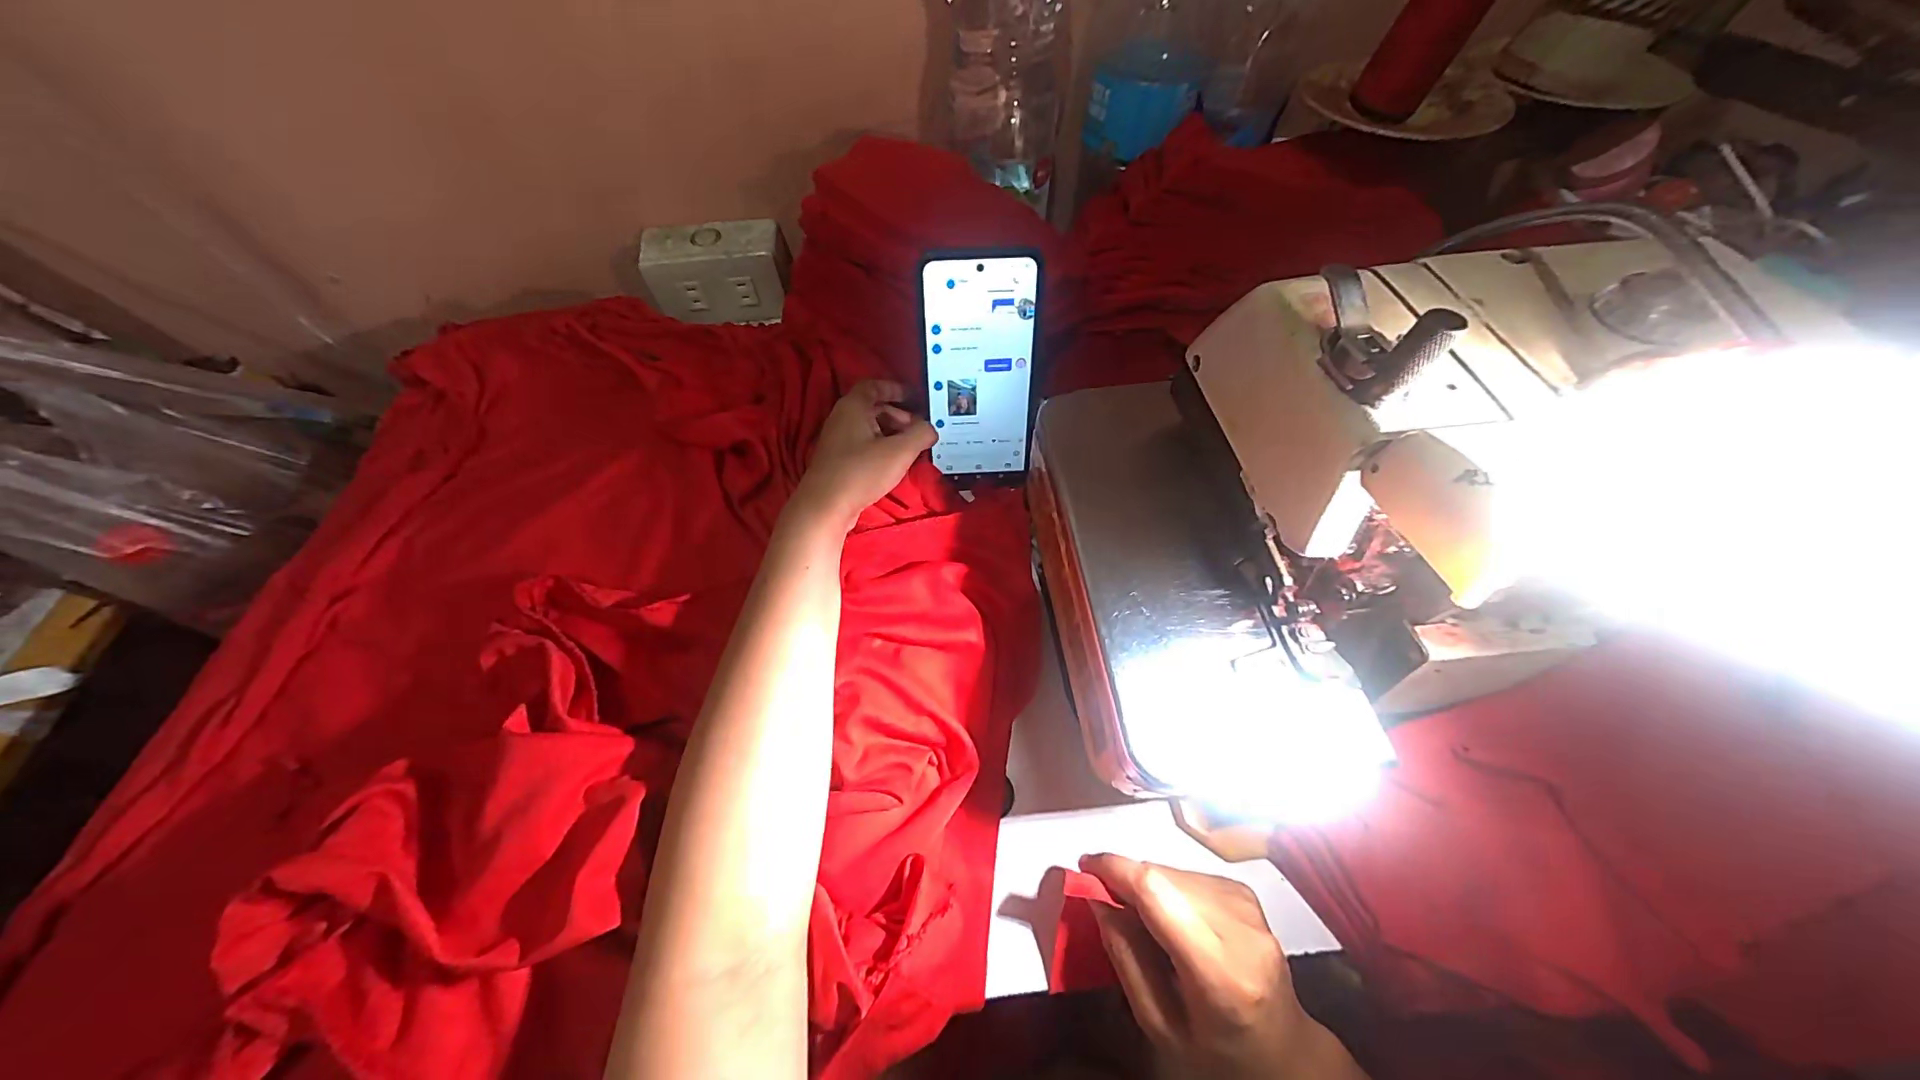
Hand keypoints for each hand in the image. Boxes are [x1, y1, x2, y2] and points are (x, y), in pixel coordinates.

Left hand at [790, 380, 935, 532]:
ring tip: (909, 449)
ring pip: (869, 428)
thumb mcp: (900, 451)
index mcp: (854, 406)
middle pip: (874, 407)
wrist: (825, 506)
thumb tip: (930, 429)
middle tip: (918, 430)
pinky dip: (880, 448)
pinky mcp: (837, 460)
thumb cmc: (861, 472)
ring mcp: (837, 440)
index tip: (915, 397)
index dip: (897, 389)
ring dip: (891, 434)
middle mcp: (842, 418)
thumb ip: (921, 434)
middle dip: (899, 416)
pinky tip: (892, 464)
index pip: (875, 385)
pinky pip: (863, 445)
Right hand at [1079, 854, 1367, 1079]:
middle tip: (1103, 896)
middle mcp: (1241, 932)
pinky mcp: (1247, 895)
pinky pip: (1191, 873)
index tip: (1085, 866)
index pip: (1159, 894)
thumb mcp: (1160, 1026)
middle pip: (1164, 876)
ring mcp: (1249, 909)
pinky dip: (1168, 885)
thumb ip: (1126, 960)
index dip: (1117, 870)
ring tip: (1138, 914)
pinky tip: (1167, 913)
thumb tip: (1098, 901)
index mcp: (1220, 975)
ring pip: (1176, 870)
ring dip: (1147, 882)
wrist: (1282, 1050)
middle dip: (1127, 878)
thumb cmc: (1219, 1053)